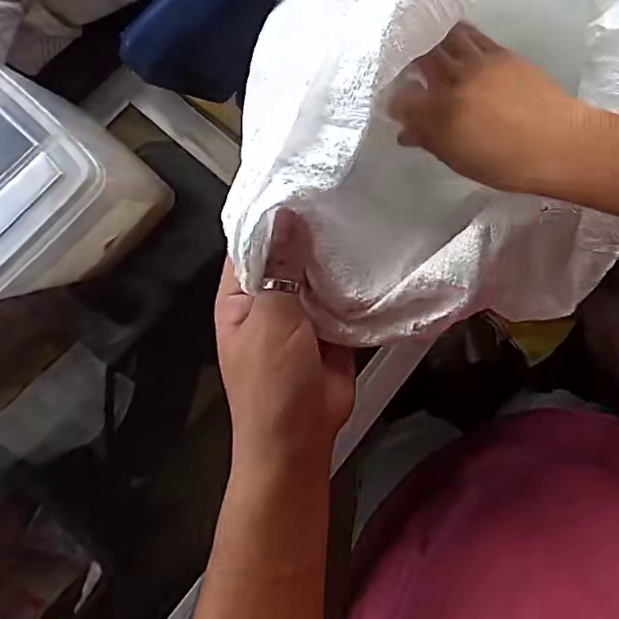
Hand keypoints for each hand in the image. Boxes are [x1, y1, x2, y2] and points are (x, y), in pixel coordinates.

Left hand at [214, 210, 355, 473]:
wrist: (301, 442)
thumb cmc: (272, 385)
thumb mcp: (271, 321)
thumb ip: (279, 268)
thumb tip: (284, 214)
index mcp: (241, 293)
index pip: (252, 239)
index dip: (272, 210)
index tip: (301, 175)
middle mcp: (270, 296)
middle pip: (290, 251)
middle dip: (312, 225)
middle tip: (345, 184)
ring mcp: (302, 311)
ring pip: (319, 271)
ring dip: (337, 250)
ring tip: (365, 207)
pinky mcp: (333, 324)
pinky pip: (344, 293)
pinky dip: (357, 277)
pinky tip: (378, 249)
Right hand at [389, 22, 595, 194]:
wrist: (561, 143)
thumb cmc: (510, 164)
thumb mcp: (462, 161)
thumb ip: (430, 142)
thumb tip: (406, 132)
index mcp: (441, 115)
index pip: (403, 100)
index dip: (395, 103)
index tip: (398, 108)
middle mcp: (455, 82)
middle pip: (420, 59)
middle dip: (407, 61)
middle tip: (404, 66)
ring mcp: (478, 63)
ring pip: (444, 39)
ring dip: (431, 40)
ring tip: (424, 44)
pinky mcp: (500, 53)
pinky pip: (471, 35)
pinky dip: (456, 33)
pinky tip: (451, 36)